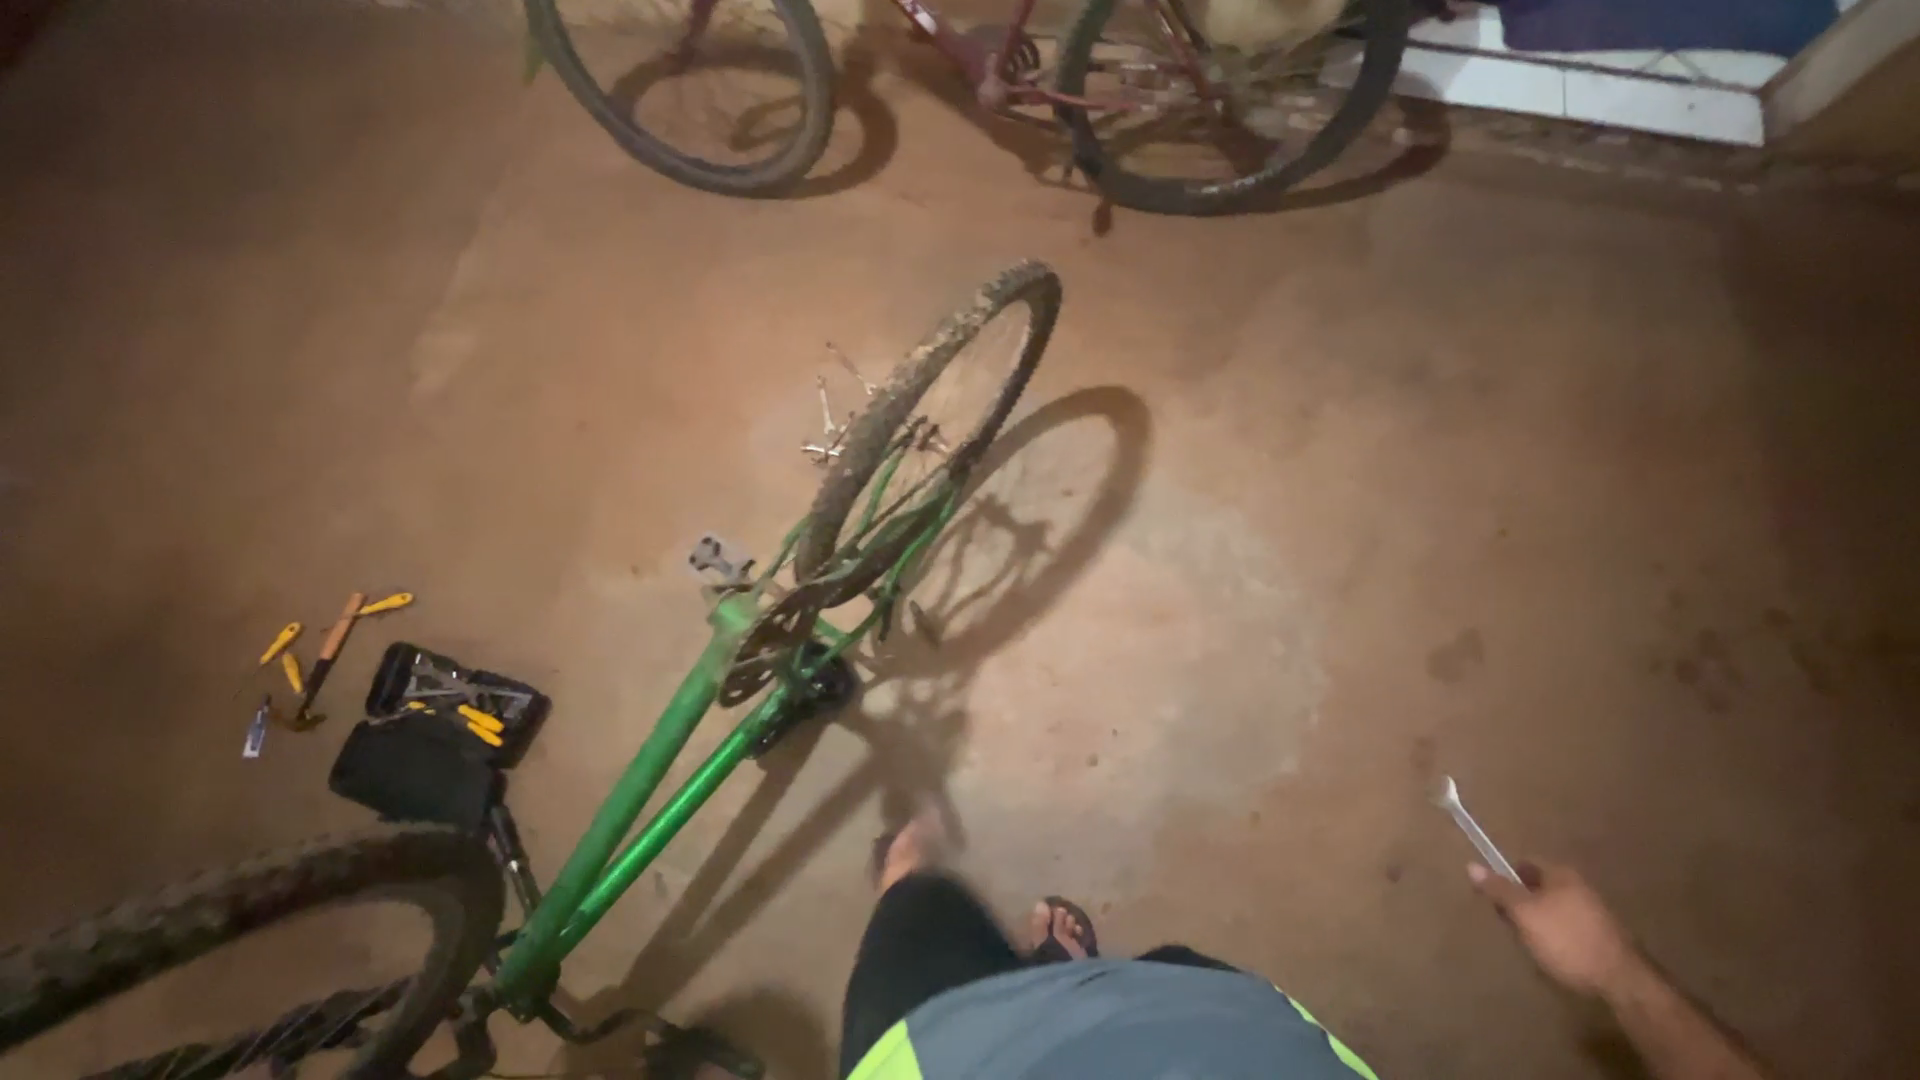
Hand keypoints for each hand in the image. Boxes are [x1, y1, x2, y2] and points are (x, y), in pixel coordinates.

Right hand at [1470, 861, 1638, 996]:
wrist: (1623, 983)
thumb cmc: (1566, 939)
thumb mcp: (1523, 913)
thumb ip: (1498, 889)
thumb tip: (1471, 865)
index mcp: (1560, 874)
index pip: (1522, 864)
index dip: (1503, 878)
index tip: (1494, 899)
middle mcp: (1579, 886)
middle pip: (1536, 887)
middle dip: (1520, 904)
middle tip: (1511, 925)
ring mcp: (1595, 912)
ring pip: (1551, 909)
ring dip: (1537, 923)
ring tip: (1532, 944)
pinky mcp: (1603, 936)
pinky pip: (1567, 927)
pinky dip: (1556, 937)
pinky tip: (1554, 955)